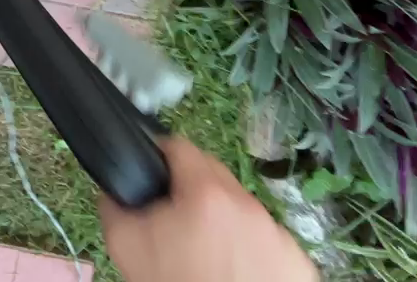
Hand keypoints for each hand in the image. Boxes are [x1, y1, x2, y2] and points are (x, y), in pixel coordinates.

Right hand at [101, 138, 316, 281]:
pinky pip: (269, 244)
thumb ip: (115, 204)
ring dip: (224, 222)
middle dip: (192, 192)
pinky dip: (252, 252)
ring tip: (209, 259)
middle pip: (214, 176)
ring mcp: (280, 238)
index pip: (179, 148)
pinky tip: (237, 277)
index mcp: (206, 193)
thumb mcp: (126, 248)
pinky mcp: (301, 268)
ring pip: (242, 211)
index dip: (160, 159)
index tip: (153, 179)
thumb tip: (117, 189)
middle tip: (178, 226)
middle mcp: (249, 206)